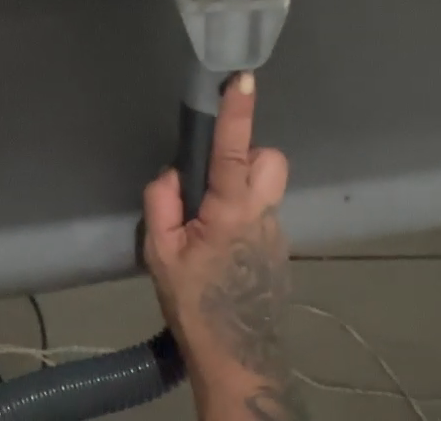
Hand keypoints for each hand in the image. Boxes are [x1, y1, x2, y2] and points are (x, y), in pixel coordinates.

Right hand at [143, 75, 304, 420]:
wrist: (238, 362)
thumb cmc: (195, 304)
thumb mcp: (159, 253)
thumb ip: (162, 203)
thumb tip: (175, 175)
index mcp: (231, 211)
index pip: (234, 151)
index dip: (238, 113)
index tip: (243, 78)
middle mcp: (263, 214)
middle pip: (270, 160)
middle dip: (248, 155)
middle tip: (215, 179)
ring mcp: (278, 232)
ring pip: (267, 187)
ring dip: (242, 190)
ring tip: (210, 225)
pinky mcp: (282, 250)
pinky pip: (264, 213)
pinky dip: (245, 216)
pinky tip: (223, 251)